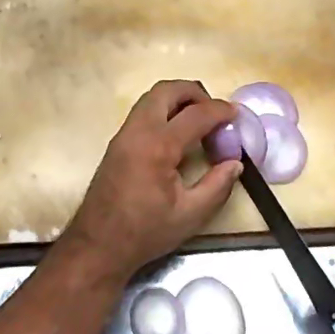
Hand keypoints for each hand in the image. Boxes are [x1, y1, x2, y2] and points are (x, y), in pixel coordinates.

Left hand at [55, 80, 242, 281]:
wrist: (99, 242)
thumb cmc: (145, 232)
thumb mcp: (190, 215)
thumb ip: (217, 186)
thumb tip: (235, 163)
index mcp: (158, 145)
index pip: (195, 114)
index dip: (219, 111)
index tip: (236, 114)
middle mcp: (138, 130)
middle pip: (167, 90)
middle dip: (195, 93)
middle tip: (215, 111)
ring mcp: (124, 133)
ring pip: (152, 97)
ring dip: (177, 99)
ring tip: (199, 121)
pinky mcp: (118, 141)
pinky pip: (143, 111)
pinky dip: (164, 110)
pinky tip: (178, 133)